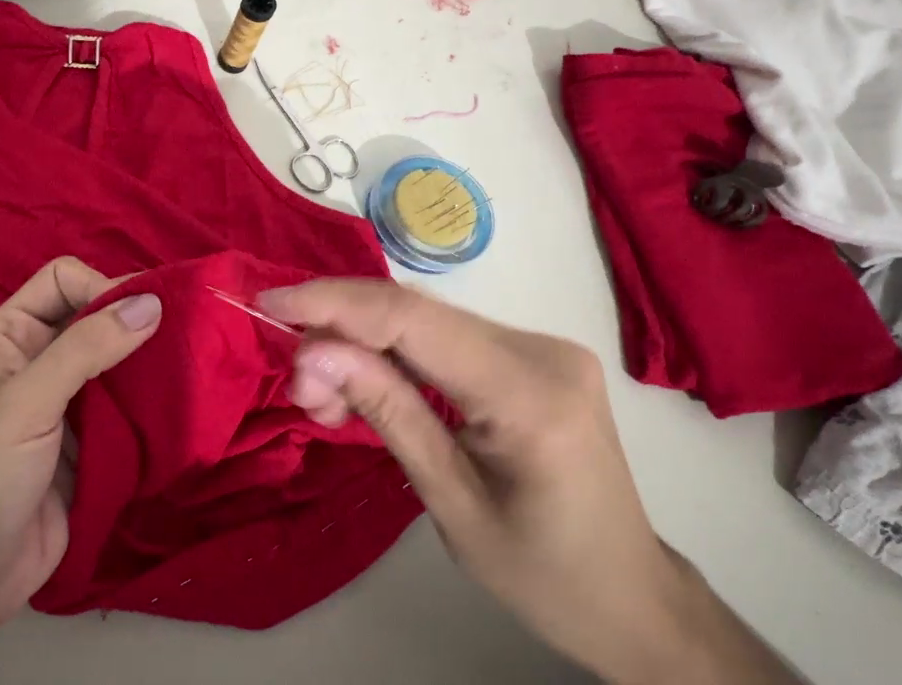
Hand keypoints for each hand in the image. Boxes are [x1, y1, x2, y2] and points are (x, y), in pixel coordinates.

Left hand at [0, 258, 159, 684]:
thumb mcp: (28, 403)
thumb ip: (86, 349)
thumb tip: (151, 302)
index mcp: (11, 335)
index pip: (64, 281)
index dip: (103, 287)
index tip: (148, 314)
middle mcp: (39, 361)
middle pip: (97, 320)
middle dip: (137, 326)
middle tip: (188, 340)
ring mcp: (67, 407)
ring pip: (119, 366)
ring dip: (151, 369)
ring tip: (193, 373)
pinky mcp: (91, 448)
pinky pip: (130, 412)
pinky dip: (153, 410)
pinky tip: (182, 412)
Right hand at [265, 280, 797, 684]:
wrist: (632, 598)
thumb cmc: (544, 574)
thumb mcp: (451, 504)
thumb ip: (387, 414)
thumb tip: (313, 352)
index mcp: (530, 394)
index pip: (412, 320)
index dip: (333, 304)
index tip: (269, 305)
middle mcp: (541, 350)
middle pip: (414, 315)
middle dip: (340, 337)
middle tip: (301, 392)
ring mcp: (540, 349)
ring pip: (422, 323)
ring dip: (361, 350)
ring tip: (326, 402)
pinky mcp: (530, 358)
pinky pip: (442, 339)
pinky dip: (392, 358)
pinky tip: (365, 390)